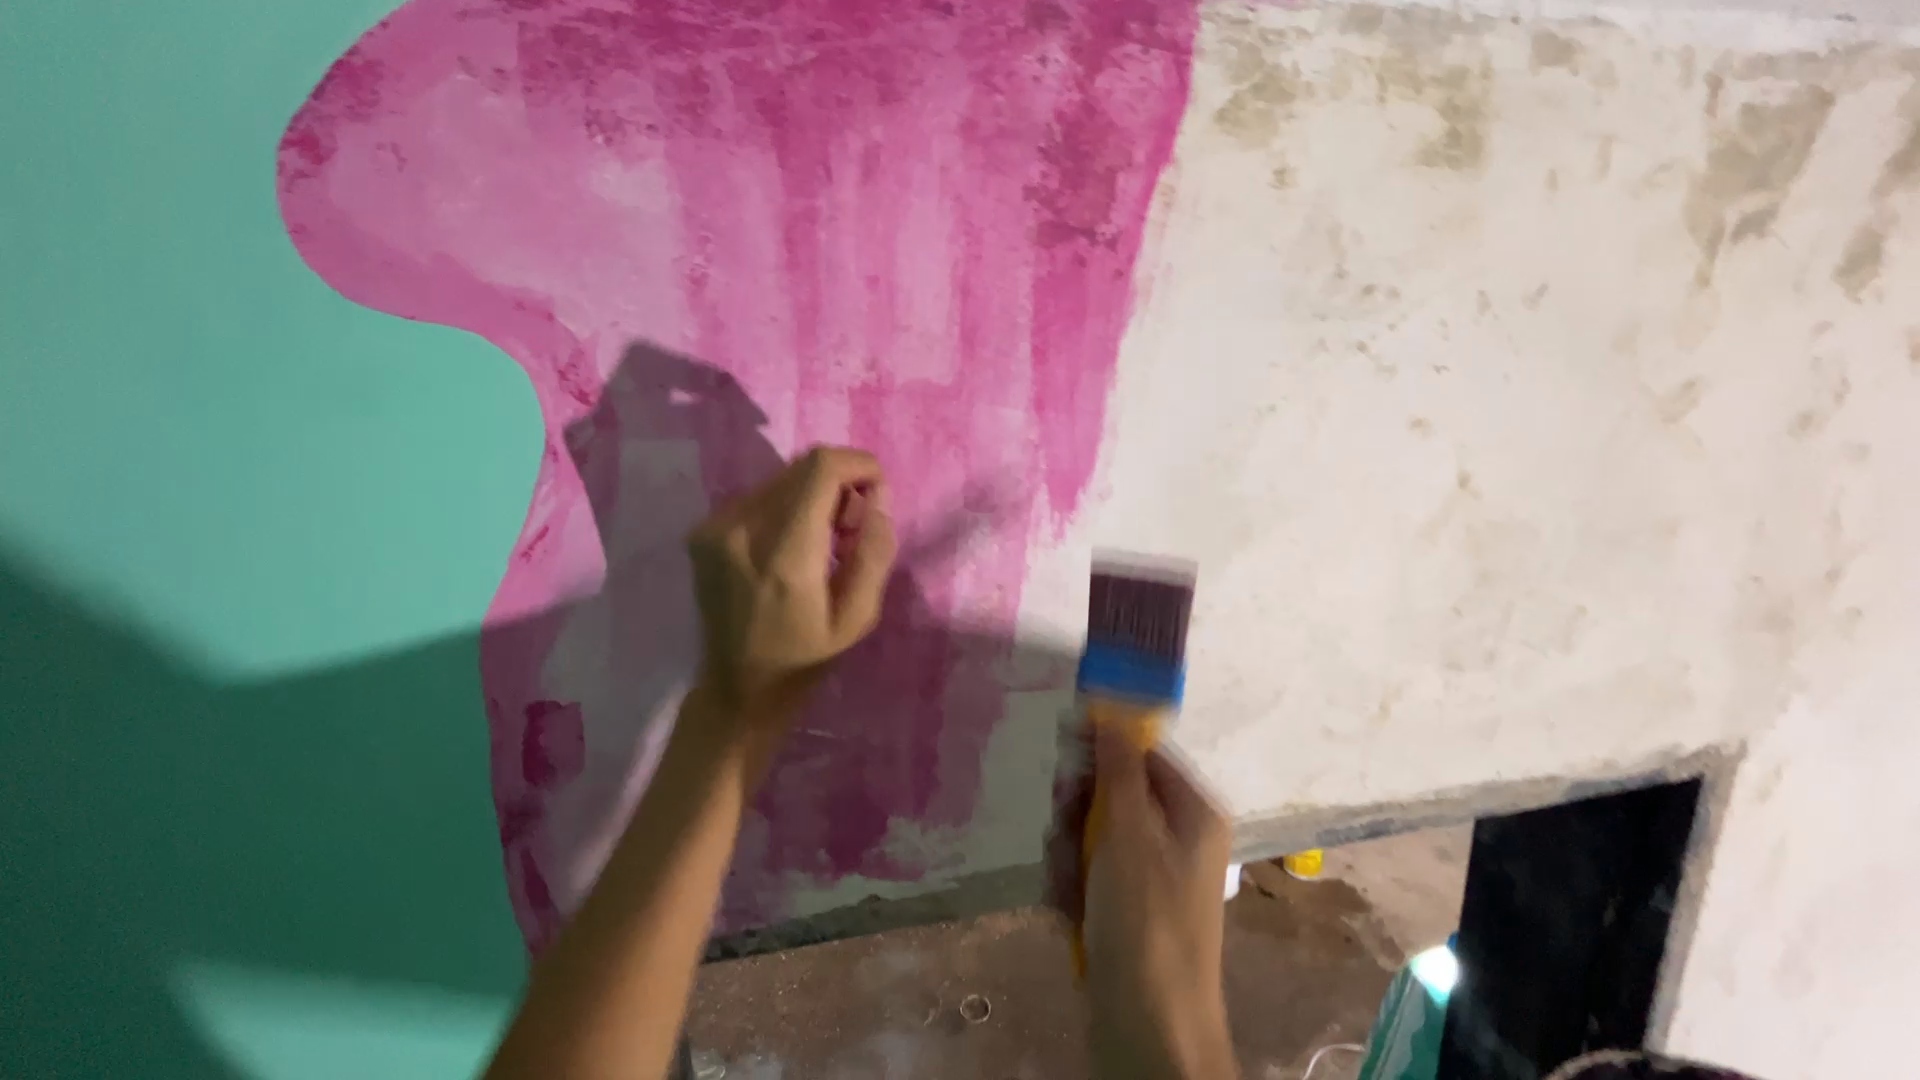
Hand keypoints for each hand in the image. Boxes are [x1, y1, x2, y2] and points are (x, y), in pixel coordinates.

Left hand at [685, 445, 896, 732]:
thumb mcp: (858, 617)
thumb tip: (879, 496)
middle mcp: (741, 529)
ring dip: (813, 494)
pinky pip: (758, 495)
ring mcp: (715, 527)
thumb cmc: (806, 660)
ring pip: (781, 477)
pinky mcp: (702, 530)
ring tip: (822, 541)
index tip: (876, 494)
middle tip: (850, 530)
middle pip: (802, 467)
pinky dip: (786, 507)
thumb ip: (874, 552)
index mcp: (784, 555)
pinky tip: (791, 545)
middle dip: (840, 484)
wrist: (737, 689)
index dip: (859, 466)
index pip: (821, 469)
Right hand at [1082, 727, 1238, 1079]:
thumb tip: (1112, 707)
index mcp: (1191, 810)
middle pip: (1108, 791)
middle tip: (1066, 831)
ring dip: (1068, 853)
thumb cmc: (1145, 921)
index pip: (1141, 751)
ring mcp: (1145, 874)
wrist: (1146, 1029)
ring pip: (1088, 832)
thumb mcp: (1129, 832)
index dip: (1102, 747)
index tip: (1064, 753)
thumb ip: (1116, 766)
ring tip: (1070, 886)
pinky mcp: (1120, 906)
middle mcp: (1172, 836)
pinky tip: (1069, 909)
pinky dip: (1069, 885)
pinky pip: (1084, 871)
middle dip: (1078, 811)